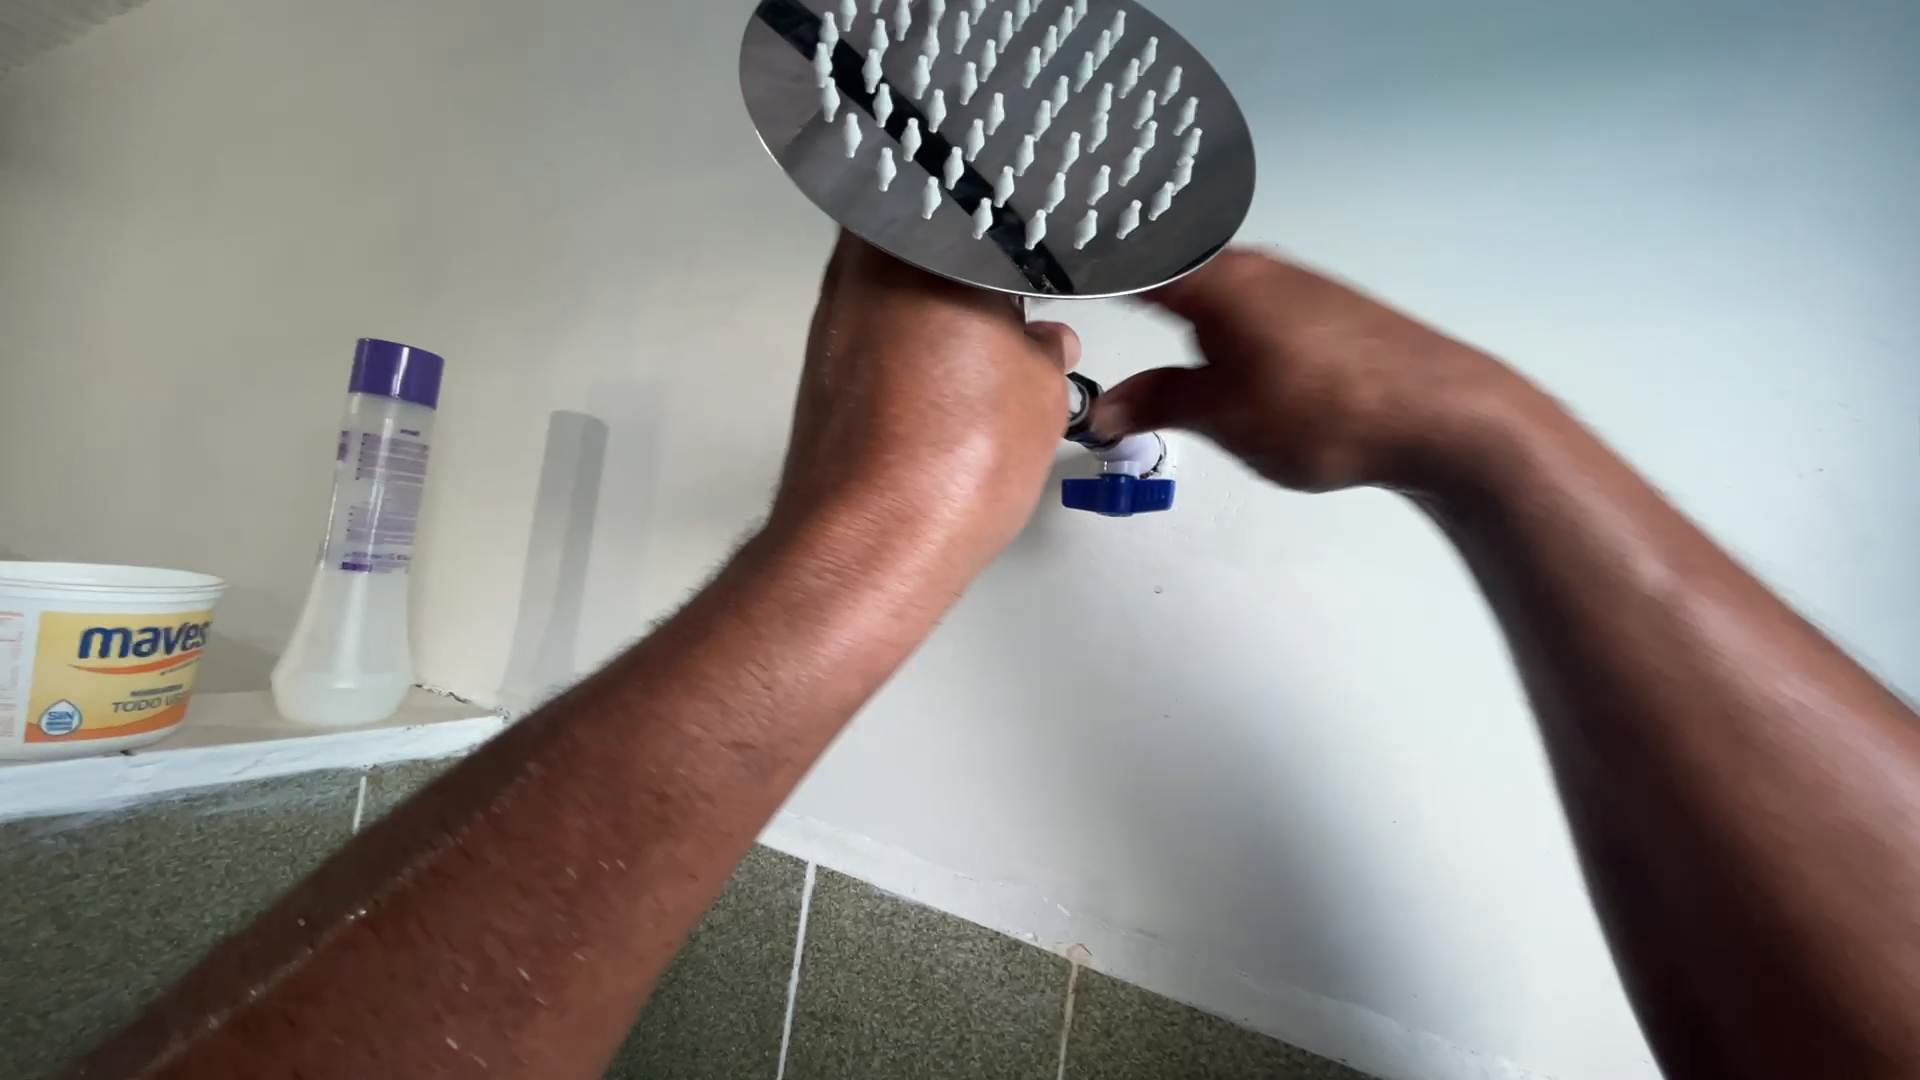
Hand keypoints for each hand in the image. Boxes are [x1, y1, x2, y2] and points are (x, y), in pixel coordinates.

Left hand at [768, 233, 1078, 576]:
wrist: (872, 541)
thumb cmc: (960, 456)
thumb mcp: (1041, 392)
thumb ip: (1045, 349)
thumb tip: (1045, 342)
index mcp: (924, 240)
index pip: (977, 196)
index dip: (1016, 216)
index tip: (1041, 242)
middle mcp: (863, 261)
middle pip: (926, 229)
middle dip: (975, 254)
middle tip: (1020, 286)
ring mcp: (833, 315)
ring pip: (897, 277)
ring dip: (941, 296)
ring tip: (992, 338)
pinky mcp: (820, 366)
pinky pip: (877, 326)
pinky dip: (912, 336)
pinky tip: (947, 377)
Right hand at [1091, 250, 1525, 491]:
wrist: (1445, 417)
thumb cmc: (1328, 409)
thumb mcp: (1223, 414)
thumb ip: (1157, 402)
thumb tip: (1105, 410)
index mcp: (1217, 281)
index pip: (1131, 263)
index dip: (1085, 270)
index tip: (1049, 276)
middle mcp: (1252, 269)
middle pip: (1169, 260)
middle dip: (1123, 271)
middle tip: (1083, 284)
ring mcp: (1289, 286)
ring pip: (1207, 279)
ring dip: (1166, 290)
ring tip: (1134, 305)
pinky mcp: (1317, 310)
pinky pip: (1240, 297)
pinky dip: (1204, 309)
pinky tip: (1207, 337)